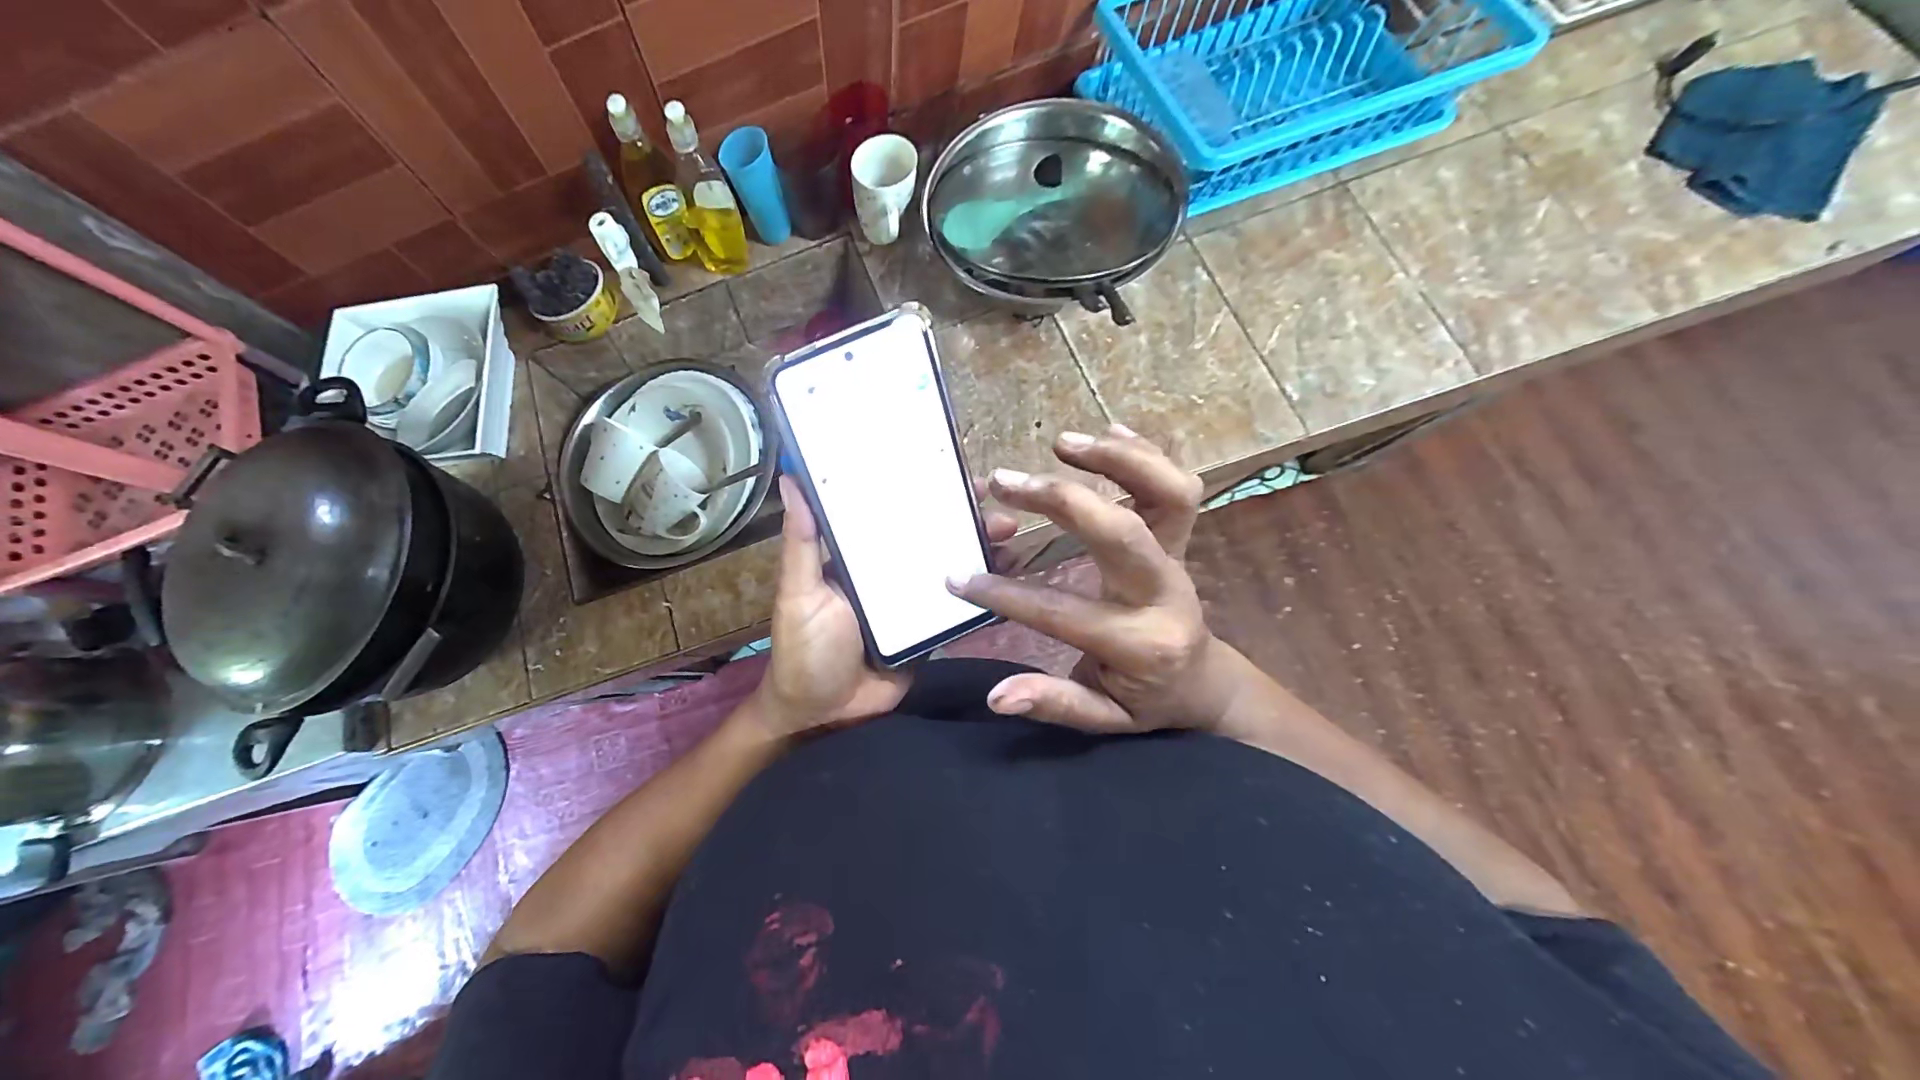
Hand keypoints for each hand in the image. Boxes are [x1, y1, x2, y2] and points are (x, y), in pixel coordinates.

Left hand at [751, 475, 1019, 737]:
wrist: (824, 717)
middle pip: (934, 535)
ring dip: (982, 547)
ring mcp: (915, 601)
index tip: (956, 472)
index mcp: (859, 555)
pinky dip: (985, 589)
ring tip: (1010, 535)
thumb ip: (801, 542)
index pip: (896, 512)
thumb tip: (791, 480)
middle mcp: (890, 571)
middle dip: (967, 517)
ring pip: (954, 565)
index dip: (925, 489)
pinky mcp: (932, 630)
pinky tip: (1010, 575)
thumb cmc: (804, 650)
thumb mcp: (799, 593)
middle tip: (997, 507)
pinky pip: (961, 605)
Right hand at [946, 426, 1240, 734]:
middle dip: (1060, 500)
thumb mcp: (1102, 717)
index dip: (1006, 596)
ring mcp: (1178, 557)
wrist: (1202, 679)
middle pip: (1121, 531)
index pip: (1063, 612)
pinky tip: (1106, 431)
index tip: (959, 578)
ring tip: (1061, 442)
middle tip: (1003, 482)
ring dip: (1116, 459)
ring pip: (1169, 493)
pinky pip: (1174, 485)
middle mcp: (1164, 591)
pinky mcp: (1181, 538)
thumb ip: (1055, 703)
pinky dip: (1142, 453)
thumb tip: (998, 697)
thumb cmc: (1146, 700)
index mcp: (1140, 642)